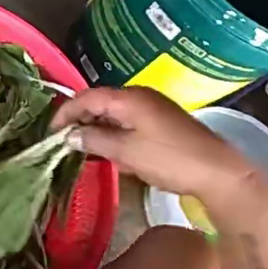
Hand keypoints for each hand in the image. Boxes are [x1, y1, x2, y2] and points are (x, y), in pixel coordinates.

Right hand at [51, 88, 261, 209]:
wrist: (217, 172)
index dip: (65, 112)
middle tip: (63, 142)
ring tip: (82, 150)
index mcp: (130, 98)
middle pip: (101, 103)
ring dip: (97, 129)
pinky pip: (129, 123)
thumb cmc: (170, 159)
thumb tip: (71, 136)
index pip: (87, 97)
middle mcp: (140, 96)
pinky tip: (110, 153)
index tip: (50, 132)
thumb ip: (95, 141)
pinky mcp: (162, 123)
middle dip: (80, 120)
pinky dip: (115, 135)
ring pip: (115, 114)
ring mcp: (153, 109)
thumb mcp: (127, 153)